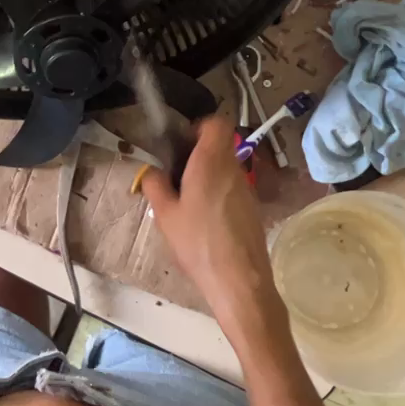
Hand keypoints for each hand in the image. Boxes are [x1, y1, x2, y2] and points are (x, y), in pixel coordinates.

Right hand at [141, 116, 285, 343]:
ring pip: (225, 168)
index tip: (180, 145)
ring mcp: (246, 190)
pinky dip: (216, 193)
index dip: (198, 127)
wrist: (240, 282)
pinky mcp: (252, 209)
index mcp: (210, 163)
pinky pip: (231, 188)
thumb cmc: (198, 243)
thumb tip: (153, 172)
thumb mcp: (164, 214)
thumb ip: (155, 185)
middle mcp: (233, 170)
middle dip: (196, 154)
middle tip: (174, 175)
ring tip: (185, 201)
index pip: (215, 123)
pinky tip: (202, 219)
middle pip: (219, 146)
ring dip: (206, 175)